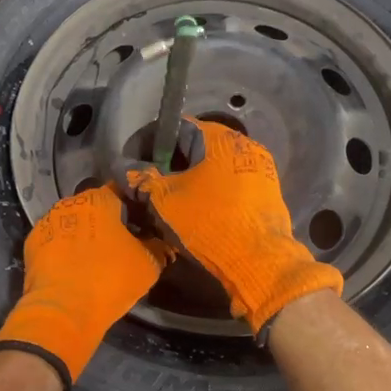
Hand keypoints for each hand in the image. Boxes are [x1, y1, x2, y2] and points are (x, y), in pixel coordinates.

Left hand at [0, 186, 172, 385]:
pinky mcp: (31, 245)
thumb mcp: (148, 265)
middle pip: (93, 207)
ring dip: (81, 235)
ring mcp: (46, 222)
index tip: (141, 224)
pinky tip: (72, 268)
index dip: (133, 207)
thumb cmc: (109, 280)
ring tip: (93, 259)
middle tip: (119, 243)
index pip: (121, 192)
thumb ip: (157, 246)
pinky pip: (55, 242)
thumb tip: (158, 241)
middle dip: (105, 221)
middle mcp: (69, 202)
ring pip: (71, 223)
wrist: (63, 311)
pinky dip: (63, 250)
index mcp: (99, 199)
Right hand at [126, 120, 341, 333]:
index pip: (176, 128)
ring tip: (169, 204)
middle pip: (196, 149)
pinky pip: (229, 187)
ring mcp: (260, 170)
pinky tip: (196, 214)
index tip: (133, 165)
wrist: (260, 262)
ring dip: (189, 182)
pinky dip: (209, 194)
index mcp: (219, 138)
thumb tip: (123, 166)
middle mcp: (244, 145)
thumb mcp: (165, 201)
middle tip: (147, 187)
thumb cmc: (209, 222)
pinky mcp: (267, 194)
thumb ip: (141, 179)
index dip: (148, 144)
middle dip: (169, 165)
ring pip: (213, 169)